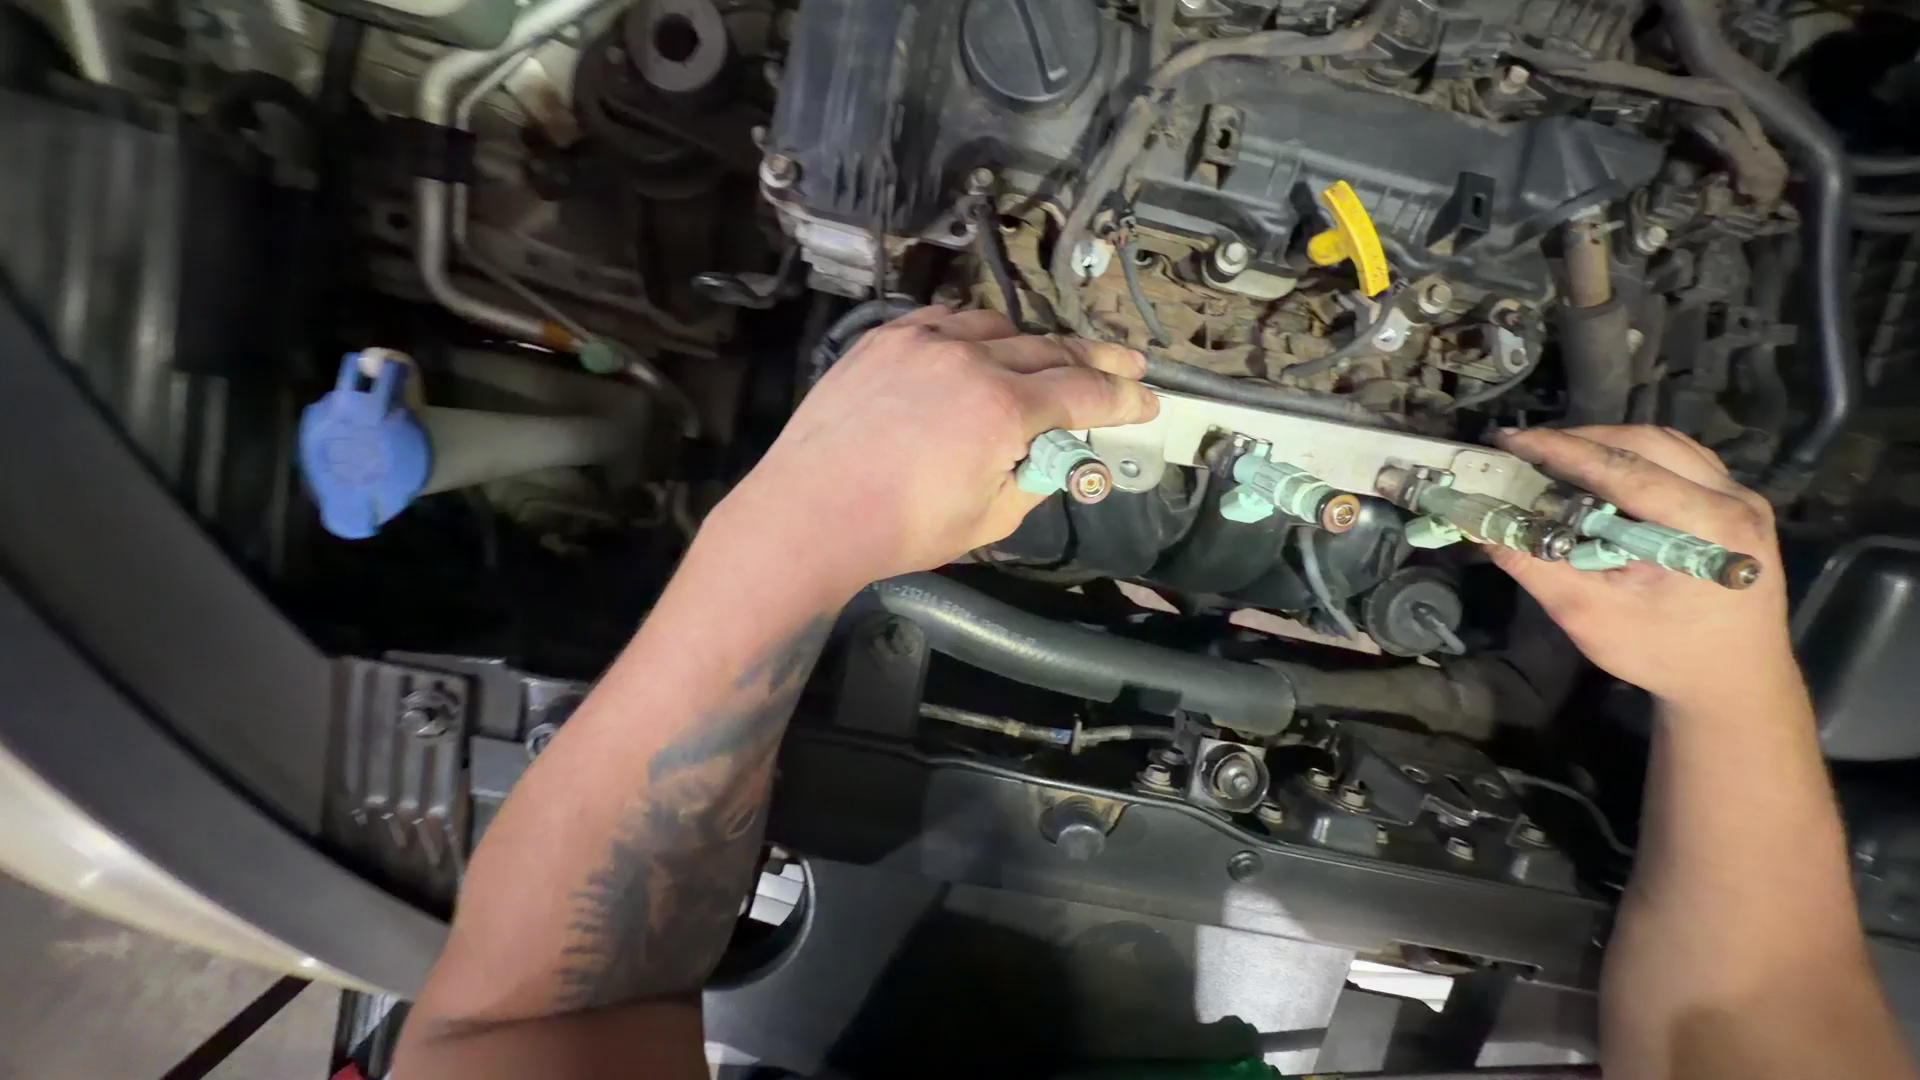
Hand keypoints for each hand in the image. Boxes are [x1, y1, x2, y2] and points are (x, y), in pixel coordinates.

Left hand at [716, 306, 1158, 594]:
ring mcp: (922, 342)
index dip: (1123, 398)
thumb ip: (1035, 479)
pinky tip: (981, 344)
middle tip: (1128, 364)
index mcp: (1002, 408)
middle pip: (1050, 350)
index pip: (1083, 394)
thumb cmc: (901, 530)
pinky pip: (945, 321)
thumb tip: (1055, 454)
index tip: (1149, 399)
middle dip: (1096, 360)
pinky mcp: (884, 339)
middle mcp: (969, 359)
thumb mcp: (988, 520)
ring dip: (1035, 344)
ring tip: (1054, 358)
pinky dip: (975, 332)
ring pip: (999, 328)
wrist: (808, 513)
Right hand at [1487, 425, 1796, 713]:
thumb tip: (1479, 526)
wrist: (1733, 680)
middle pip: (1647, 443)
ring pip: (1665, 445)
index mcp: (1703, 525)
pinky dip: (1629, 457)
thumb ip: (1531, 564)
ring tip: (1553, 457)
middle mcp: (1731, 500)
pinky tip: (1596, 475)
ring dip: (1604, 444)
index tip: (1508, 440)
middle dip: (1580, 439)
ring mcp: (1739, 499)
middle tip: (1525, 449)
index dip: (1559, 449)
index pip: (1621, 468)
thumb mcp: (1584, 613)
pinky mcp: (1732, 506)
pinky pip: (1677, 461)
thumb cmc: (1660, 651)